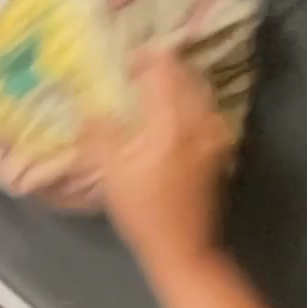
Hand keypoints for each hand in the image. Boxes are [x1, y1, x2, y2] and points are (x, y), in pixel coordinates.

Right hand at [82, 46, 234, 271]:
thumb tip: (89, 108)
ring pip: (201, 95)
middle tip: (142, 66)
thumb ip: (99, 133)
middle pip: (188, 78)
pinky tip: (176, 112)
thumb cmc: (143, 210)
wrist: (183, 250)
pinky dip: (192, 103)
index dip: (148, 58)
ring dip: (181, 83)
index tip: (128, 57)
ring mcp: (212, 139)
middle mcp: (197, 124)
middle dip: (166, 66)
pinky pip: (207, 113)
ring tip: (158, 85)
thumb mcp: (110, 171)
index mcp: (170, 124)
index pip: (165, 73)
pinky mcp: (217, 153)